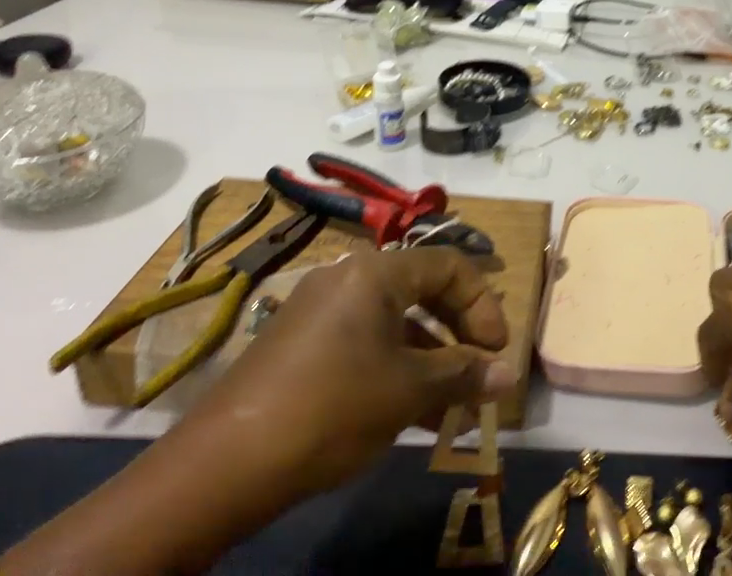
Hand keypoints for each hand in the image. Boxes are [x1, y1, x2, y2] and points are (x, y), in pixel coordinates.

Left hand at [175, 247, 514, 496]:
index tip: (497, 351)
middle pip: (422, 290)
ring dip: (430, 359)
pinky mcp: (299, 346)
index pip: (449, 267)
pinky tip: (412, 414)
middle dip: (458, 332)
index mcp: (374, 273)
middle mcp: (345, 279)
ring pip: (393, 324)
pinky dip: (394, 369)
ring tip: (453, 407)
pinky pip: (363, 344)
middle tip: (480, 371)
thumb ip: (463, 375)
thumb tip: (507, 375)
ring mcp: (317, 312)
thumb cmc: (332, 407)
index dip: (483, 305)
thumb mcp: (408, 391)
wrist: (225, 463)